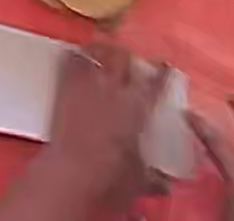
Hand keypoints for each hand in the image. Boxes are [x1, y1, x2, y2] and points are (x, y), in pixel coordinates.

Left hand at [37, 43, 172, 206]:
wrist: (70, 173)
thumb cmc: (109, 178)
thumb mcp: (138, 180)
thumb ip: (154, 177)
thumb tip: (167, 184)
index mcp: (136, 108)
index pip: (155, 83)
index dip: (162, 73)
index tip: (165, 66)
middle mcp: (114, 88)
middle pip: (125, 58)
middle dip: (130, 57)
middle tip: (132, 61)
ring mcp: (89, 82)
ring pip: (99, 52)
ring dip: (104, 49)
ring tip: (107, 50)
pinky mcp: (66, 84)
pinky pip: (73, 58)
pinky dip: (78, 54)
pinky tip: (80, 54)